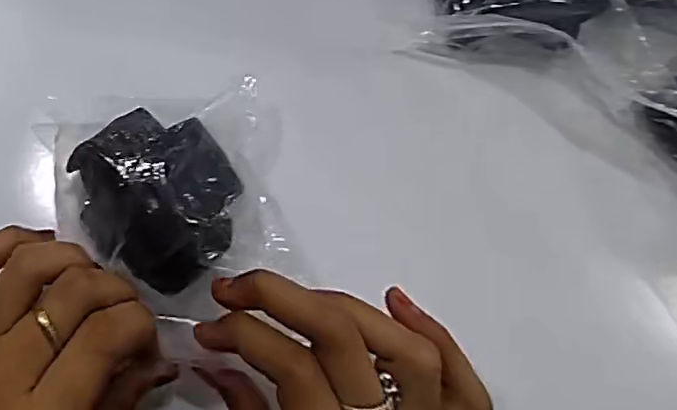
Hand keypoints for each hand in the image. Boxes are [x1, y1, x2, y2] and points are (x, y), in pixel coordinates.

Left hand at [0, 227, 175, 409]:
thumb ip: (117, 403)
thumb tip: (157, 357)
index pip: (100, 338)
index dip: (137, 322)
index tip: (149, 331)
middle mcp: (2, 367)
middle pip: (70, 293)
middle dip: (114, 288)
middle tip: (129, 303)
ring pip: (27, 264)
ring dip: (70, 256)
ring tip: (92, 274)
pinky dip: (13, 240)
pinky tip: (43, 249)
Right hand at [192, 272, 490, 409]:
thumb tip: (217, 365)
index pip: (291, 364)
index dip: (242, 331)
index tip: (212, 328)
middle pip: (338, 335)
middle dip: (276, 294)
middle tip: (234, 288)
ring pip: (400, 347)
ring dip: (340, 304)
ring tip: (295, 294)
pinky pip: (465, 386)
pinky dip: (435, 335)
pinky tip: (395, 300)